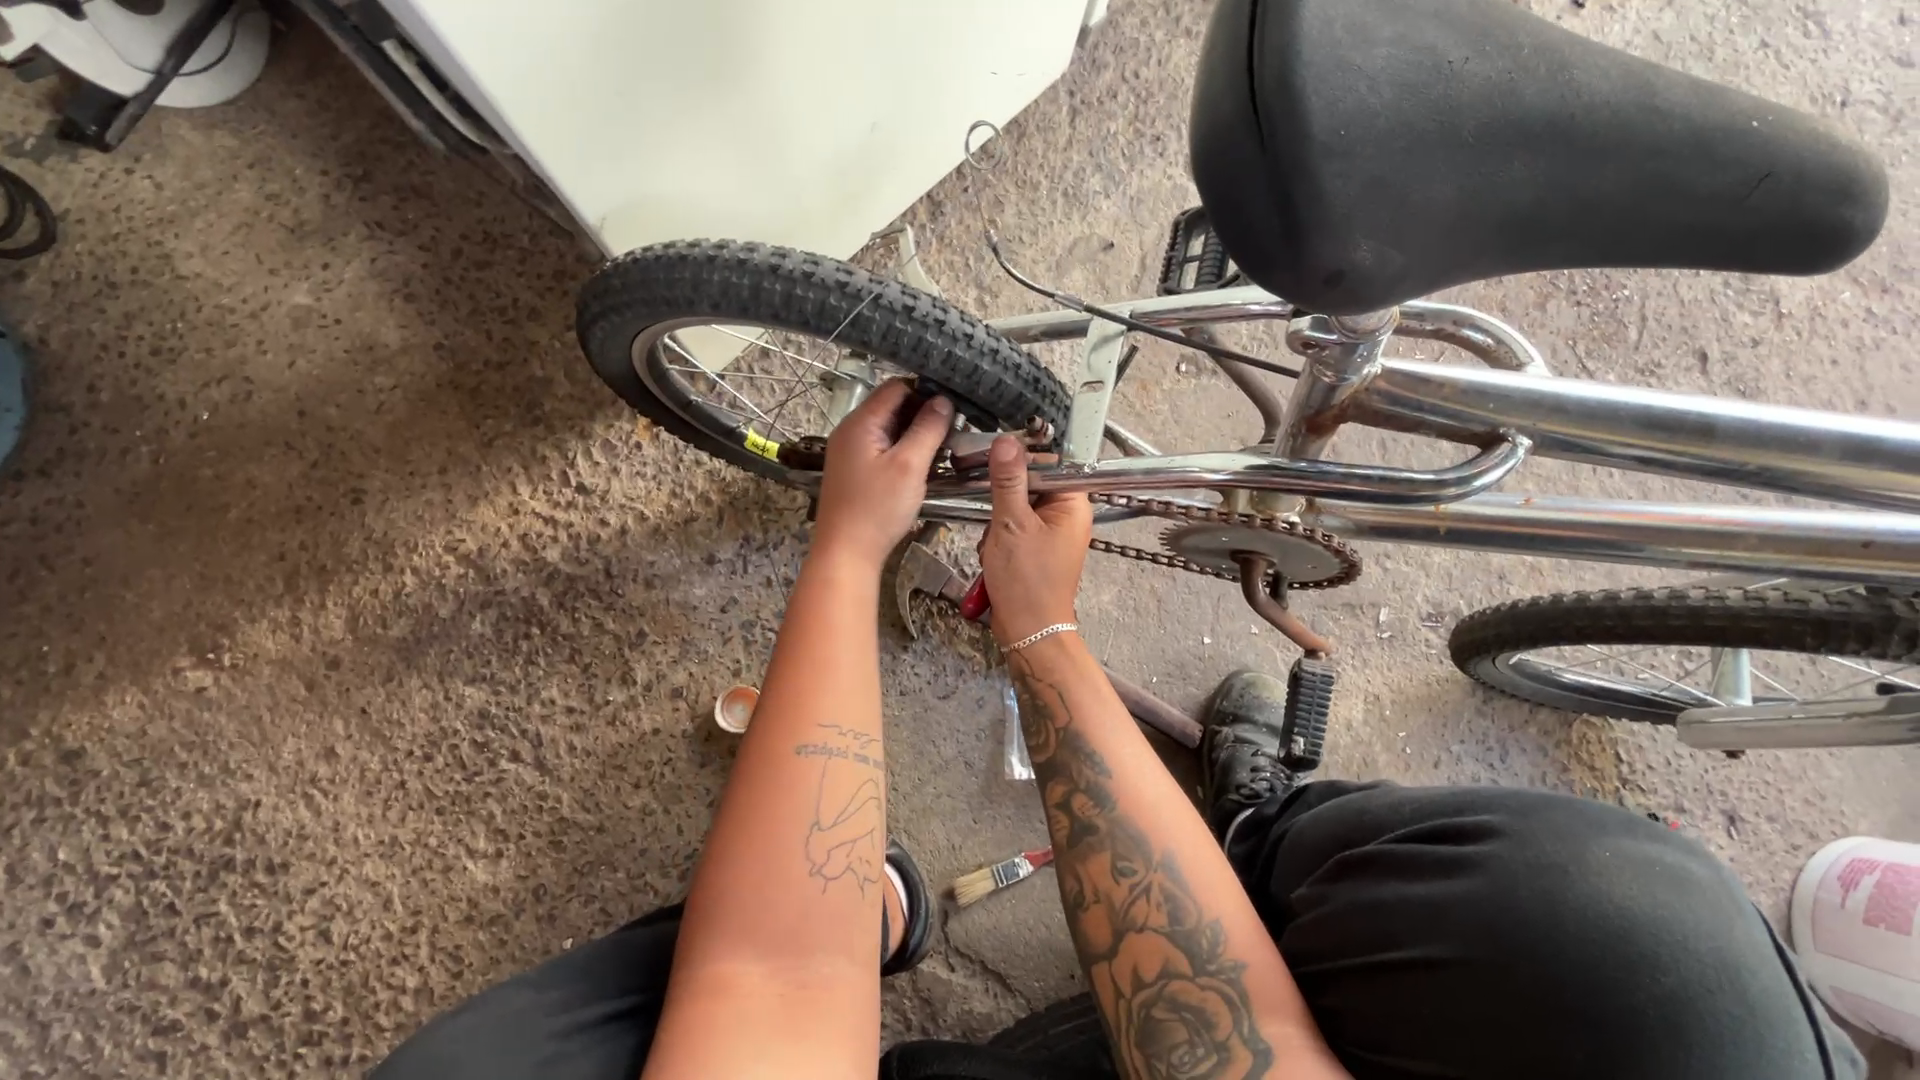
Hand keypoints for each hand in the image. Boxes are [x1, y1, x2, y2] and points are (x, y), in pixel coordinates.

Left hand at [811, 378, 953, 569]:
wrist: (846, 553)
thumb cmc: (876, 510)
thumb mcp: (910, 466)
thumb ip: (928, 429)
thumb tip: (943, 401)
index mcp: (860, 422)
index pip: (896, 387)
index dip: (926, 391)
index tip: (953, 406)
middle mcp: (850, 431)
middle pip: (892, 406)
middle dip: (923, 413)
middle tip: (953, 429)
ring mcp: (850, 451)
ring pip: (889, 429)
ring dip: (915, 434)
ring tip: (942, 447)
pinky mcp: (855, 471)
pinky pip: (883, 448)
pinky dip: (904, 450)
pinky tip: (922, 465)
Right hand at [978, 435, 1092, 643]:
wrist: (1029, 631)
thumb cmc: (1027, 583)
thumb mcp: (1012, 524)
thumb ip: (1008, 481)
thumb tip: (1006, 442)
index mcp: (1073, 504)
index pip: (1050, 462)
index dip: (1022, 459)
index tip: (996, 460)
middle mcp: (1067, 515)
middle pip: (1031, 483)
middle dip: (1004, 497)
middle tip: (995, 515)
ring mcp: (1052, 533)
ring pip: (1017, 506)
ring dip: (998, 521)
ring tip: (995, 543)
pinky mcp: (1036, 548)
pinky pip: (1014, 527)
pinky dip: (999, 537)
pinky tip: (993, 553)